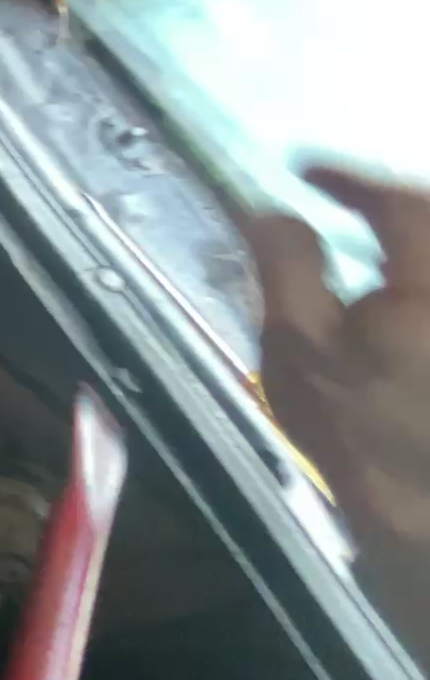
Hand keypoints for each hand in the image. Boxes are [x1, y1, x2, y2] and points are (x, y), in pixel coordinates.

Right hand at [248, 167, 429, 654]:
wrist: (428, 510)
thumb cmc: (352, 426)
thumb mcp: (294, 346)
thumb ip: (287, 270)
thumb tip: (266, 210)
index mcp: (423, 287)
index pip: (401, 203)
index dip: (351, 179)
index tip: (304, 169)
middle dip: (397, 204)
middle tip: (351, 202)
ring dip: (412, 238)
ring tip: (378, 241)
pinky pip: (424, 291)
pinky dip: (408, 276)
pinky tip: (393, 294)